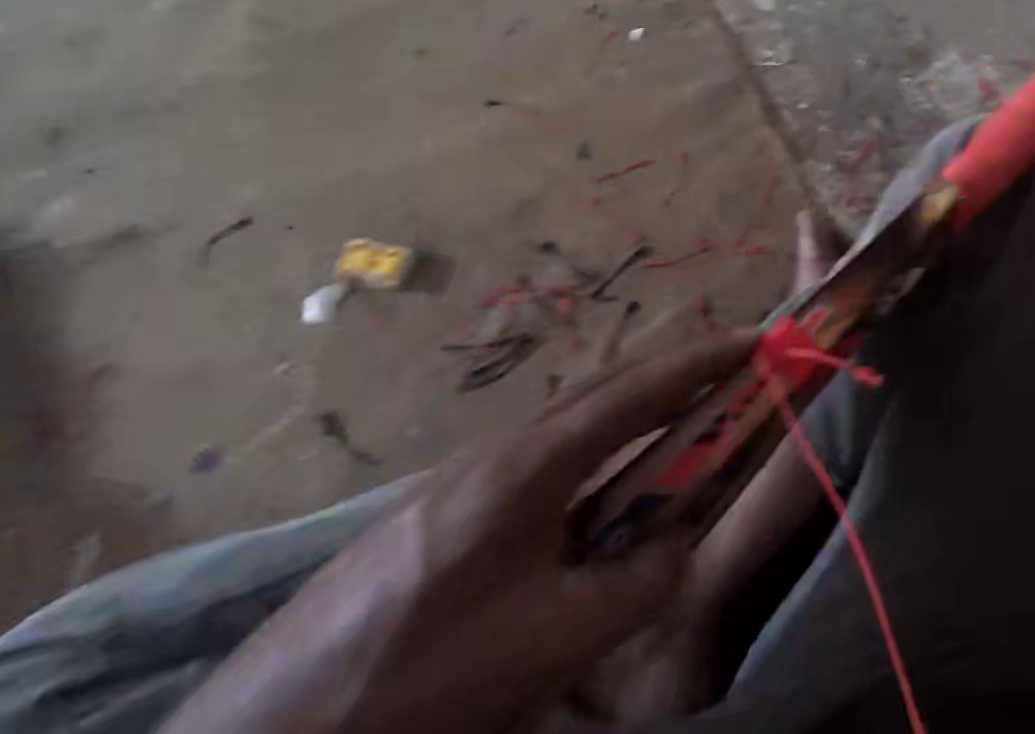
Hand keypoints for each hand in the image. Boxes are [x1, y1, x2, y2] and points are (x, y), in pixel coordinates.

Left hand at [160, 331, 759, 733]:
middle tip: (730, 370)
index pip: (634, 393)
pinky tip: (605, 495)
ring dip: (634, 416)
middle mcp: (504, 448)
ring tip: (682, 426)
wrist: (282, 716)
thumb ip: (633, 589)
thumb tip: (678, 548)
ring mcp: (474, 470)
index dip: (700, 361)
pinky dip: (598, 458)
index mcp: (530, 464)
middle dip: (673, 373)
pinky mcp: (457, 501)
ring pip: (574, 423)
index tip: (752, 338)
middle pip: (604, 389)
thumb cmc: (423, 670)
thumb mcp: (548, 641)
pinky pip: (549, 459)